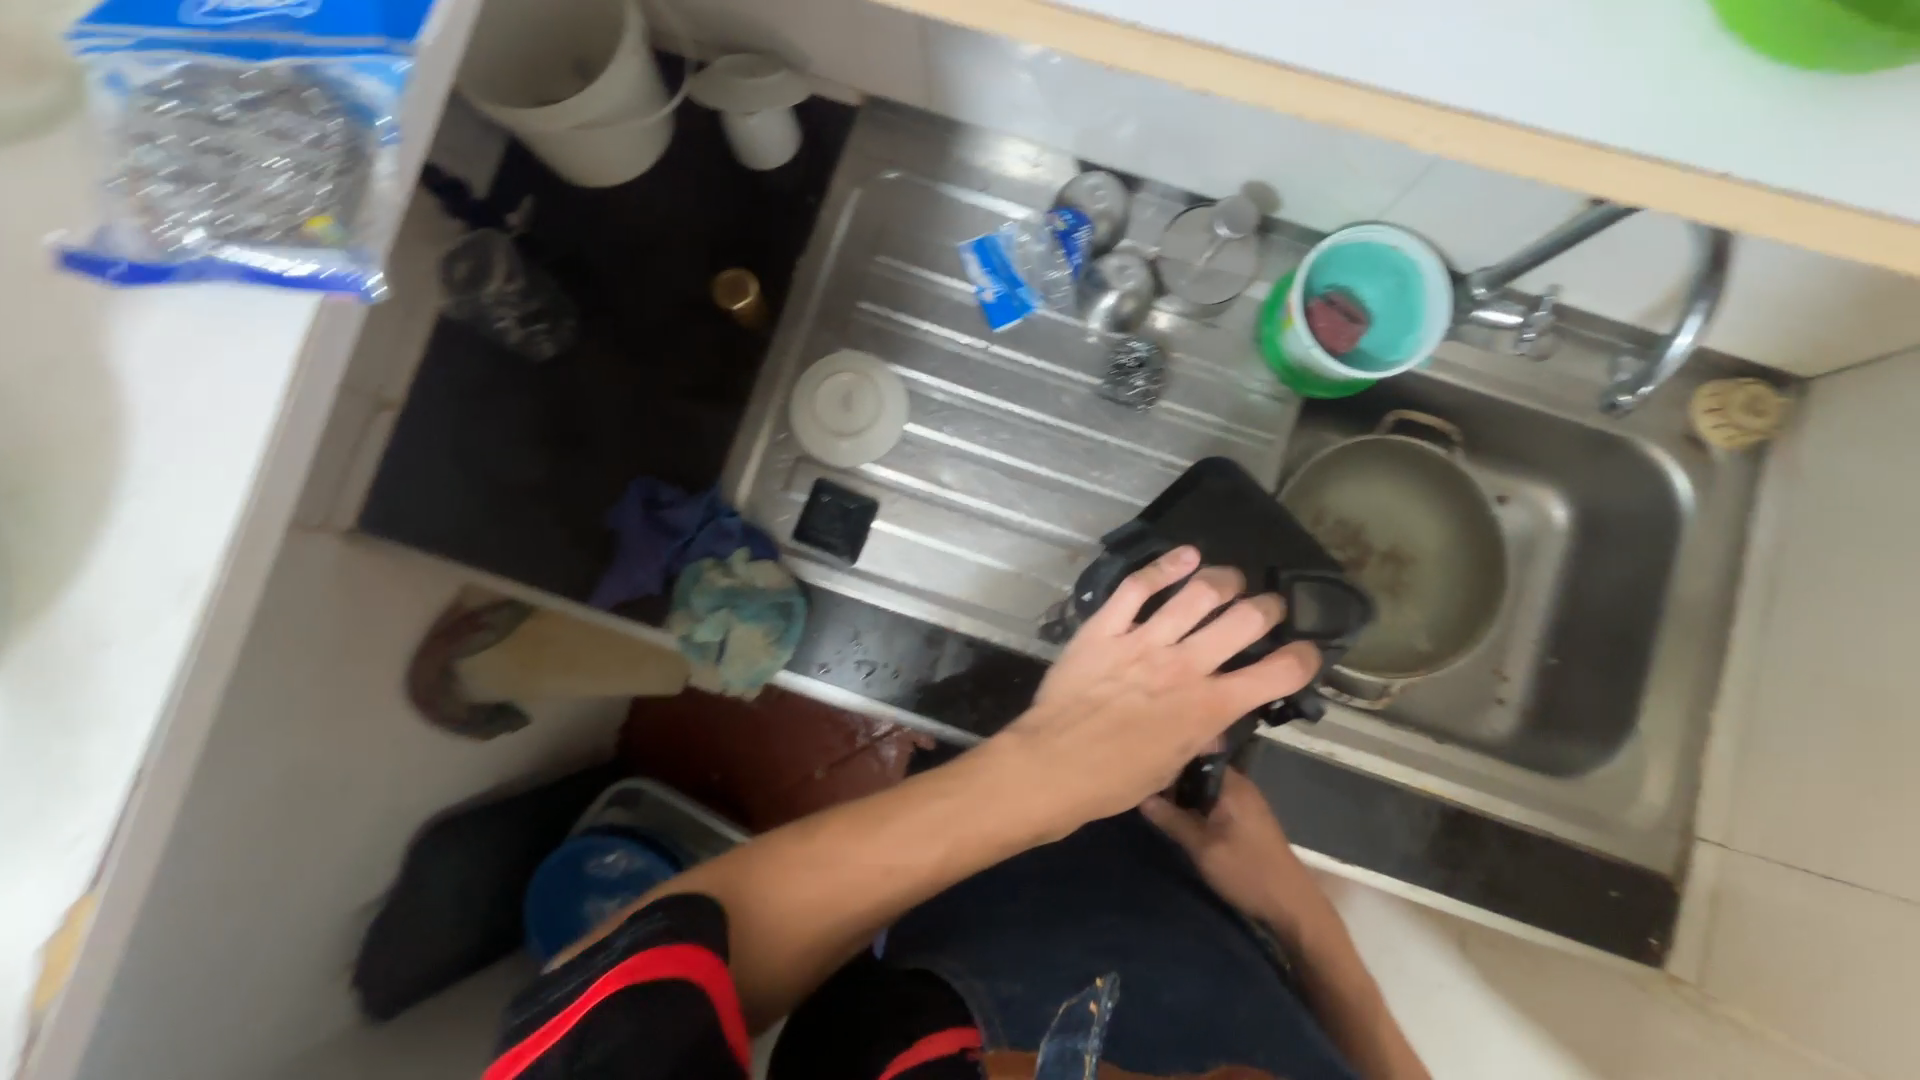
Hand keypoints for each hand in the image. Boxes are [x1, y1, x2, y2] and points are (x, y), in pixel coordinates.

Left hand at [986, 545, 1319, 837]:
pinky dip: (1165, 565)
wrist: (1052, 765)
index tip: (1304, 651)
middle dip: (1267, 608)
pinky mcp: (1105, 628)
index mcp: (1209, 707)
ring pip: (1198, 594)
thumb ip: (1198, 737)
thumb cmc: (1114, 780)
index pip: (1278, 673)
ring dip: (1223, 580)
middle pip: (1245, 619)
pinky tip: (1185, 555)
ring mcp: (1143, 642)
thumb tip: (1214, 725)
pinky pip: (1138, 587)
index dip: (1302, 658)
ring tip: (1230, 579)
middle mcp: (1185, 666)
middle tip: (1266, 607)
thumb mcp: (1171, 766)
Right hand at [1141, 769, 1328, 942]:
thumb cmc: (1247, 872)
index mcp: (1232, 784)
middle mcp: (1240, 786)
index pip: (1194, 756)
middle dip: (1172, 778)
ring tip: (1154, 799)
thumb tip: (1141, 797)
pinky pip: (1214, 801)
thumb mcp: (1203, 848)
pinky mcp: (1246, 819)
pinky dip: (1196, 805)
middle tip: (1142, 785)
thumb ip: (1172, 820)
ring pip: (1205, 788)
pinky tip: (1179, 816)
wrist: (1292, 906)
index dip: (1168, 759)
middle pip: (1198, 771)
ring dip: (1183, 794)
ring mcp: (1245, 802)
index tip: (1142, 766)